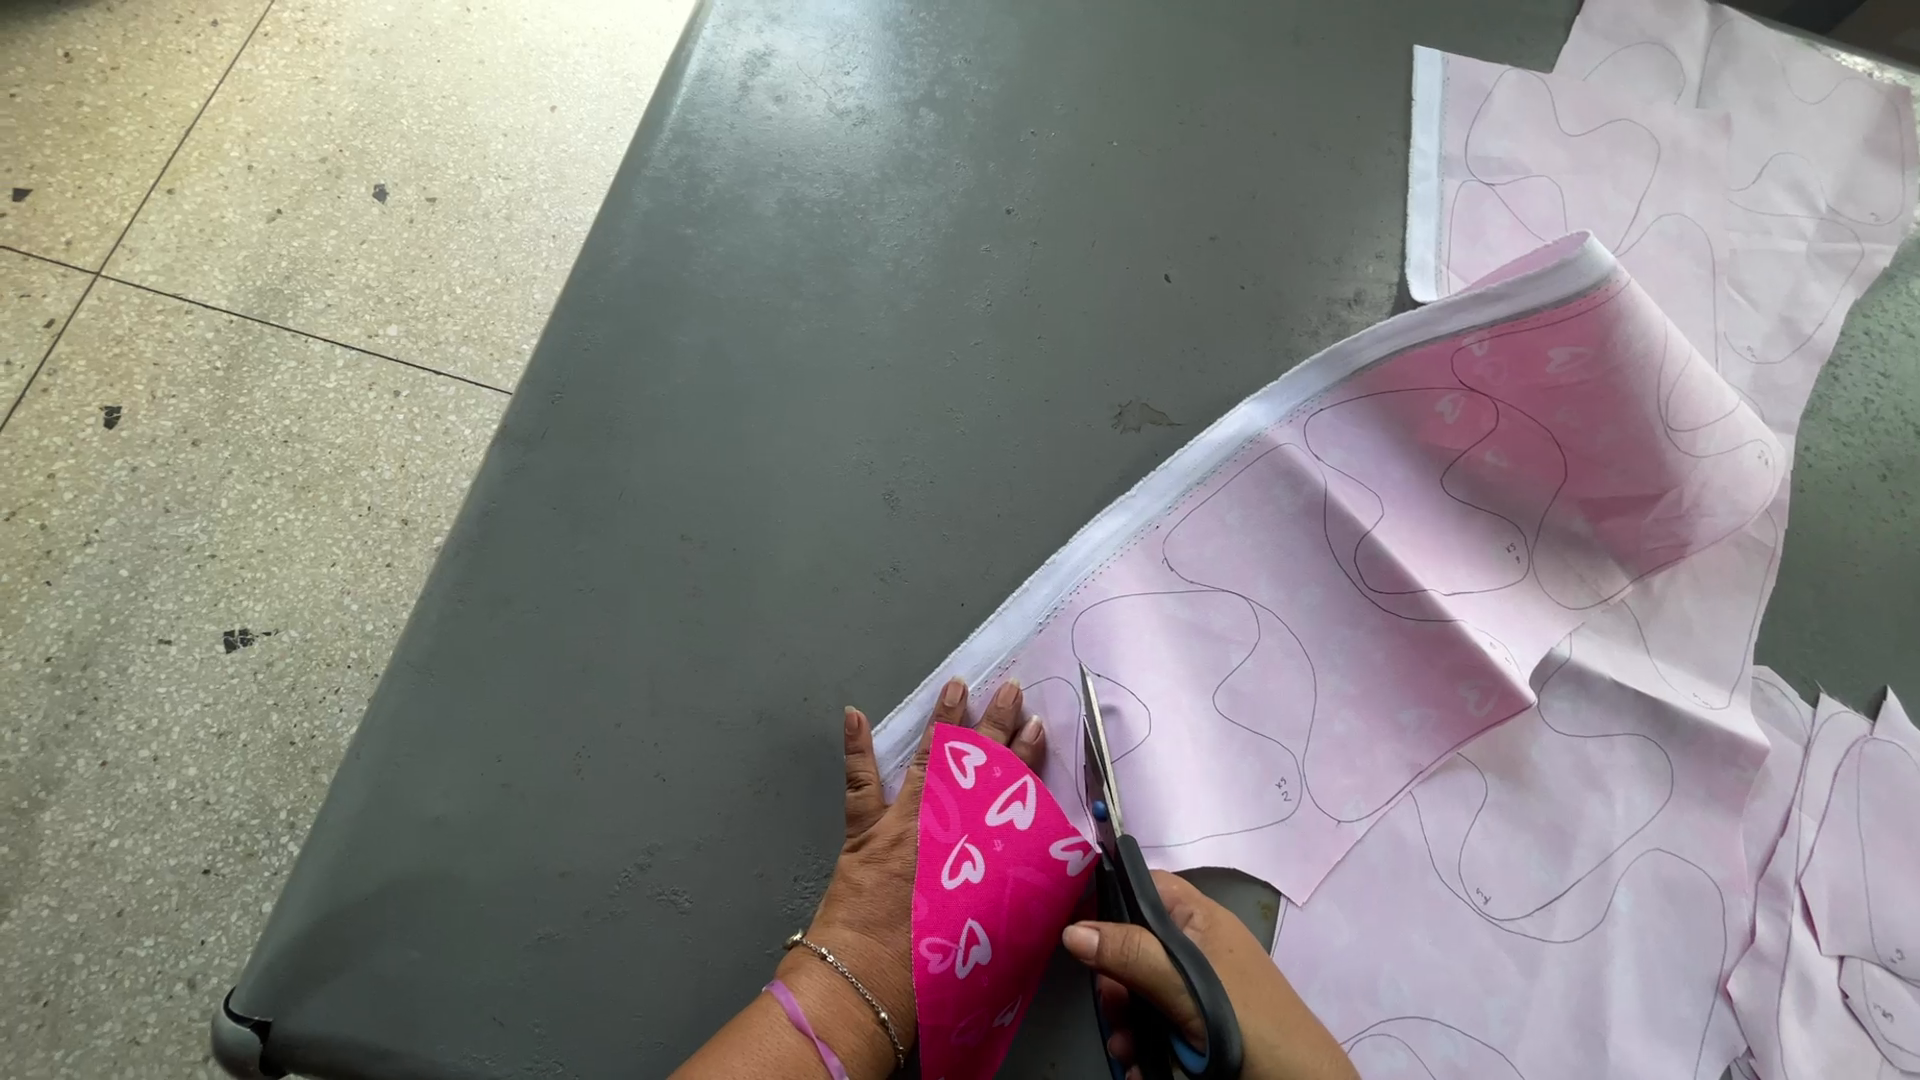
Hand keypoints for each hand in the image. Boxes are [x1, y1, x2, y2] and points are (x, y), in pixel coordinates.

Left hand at [779, 676, 1046, 1076]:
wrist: (867, 987)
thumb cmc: (934, 972)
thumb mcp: (989, 932)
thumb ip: (1012, 896)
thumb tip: (1034, 876)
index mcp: (979, 854)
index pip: (1009, 793)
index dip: (1026, 759)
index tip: (1038, 727)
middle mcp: (944, 828)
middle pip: (975, 766)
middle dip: (994, 726)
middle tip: (1010, 690)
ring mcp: (901, 824)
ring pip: (925, 761)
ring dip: (942, 722)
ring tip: (956, 685)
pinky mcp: (864, 833)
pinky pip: (860, 784)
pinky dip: (856, 749)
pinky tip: (855, 715)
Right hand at [1061, 870, 1358, 1079]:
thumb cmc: (1252, 1026)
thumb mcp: (1187, 986)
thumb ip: (1131, 955)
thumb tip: (1072, 930)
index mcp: (1198, 919)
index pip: (1143, 885)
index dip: (1108, 897)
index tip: (1075, 925)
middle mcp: (1193, 947)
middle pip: (1130, 943)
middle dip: (1114, 979)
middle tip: (1113, 1010)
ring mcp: (1194, 989)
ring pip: (1137, 988)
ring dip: (1123, 1019)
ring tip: (1125, 1050)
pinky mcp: (1194, 1026)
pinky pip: (1152, 1022)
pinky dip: (1140, 1043)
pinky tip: (1137, 1066)